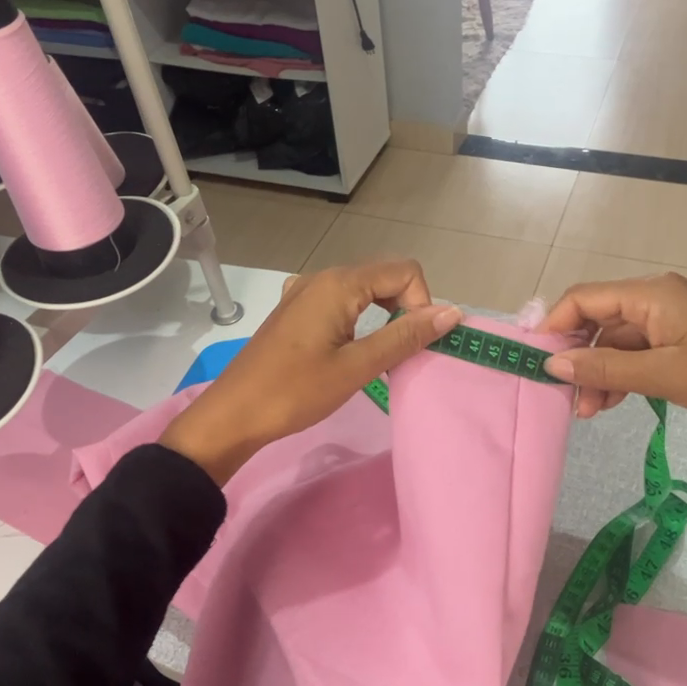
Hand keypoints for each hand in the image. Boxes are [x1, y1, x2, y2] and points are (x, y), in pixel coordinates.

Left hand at [160, 259, 462, 483]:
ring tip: (380, 357)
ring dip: (383, 317)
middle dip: (405, 308)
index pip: (404, 270)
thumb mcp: (357, 366)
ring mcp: (305, 292)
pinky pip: (341, 303)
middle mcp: (322, 277)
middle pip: (385, 276)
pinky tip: (351, 351)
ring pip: (364, 290)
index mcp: (338, 283)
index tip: (413, 343)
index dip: (421, 303)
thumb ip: (405, 336)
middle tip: (401, 353)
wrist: (234, 415)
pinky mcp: (295, 312)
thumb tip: (452, 312)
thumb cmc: (295, 391)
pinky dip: (359, 321)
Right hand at [538, 274, 686, 477]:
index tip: (536, 363)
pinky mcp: (686, 339)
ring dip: (600, 373)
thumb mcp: (665, 375)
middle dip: (579, 359)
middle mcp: (658, 298)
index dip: (554, 326)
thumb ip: (606, 368)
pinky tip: (615, 402)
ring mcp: (673, 319)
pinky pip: (641, 352)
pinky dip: (625, 375)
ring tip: (592, 412)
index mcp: (652, 294)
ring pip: (618, 342)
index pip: (584, 299)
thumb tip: (553, 361)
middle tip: (569, 401)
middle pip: (599, 321)